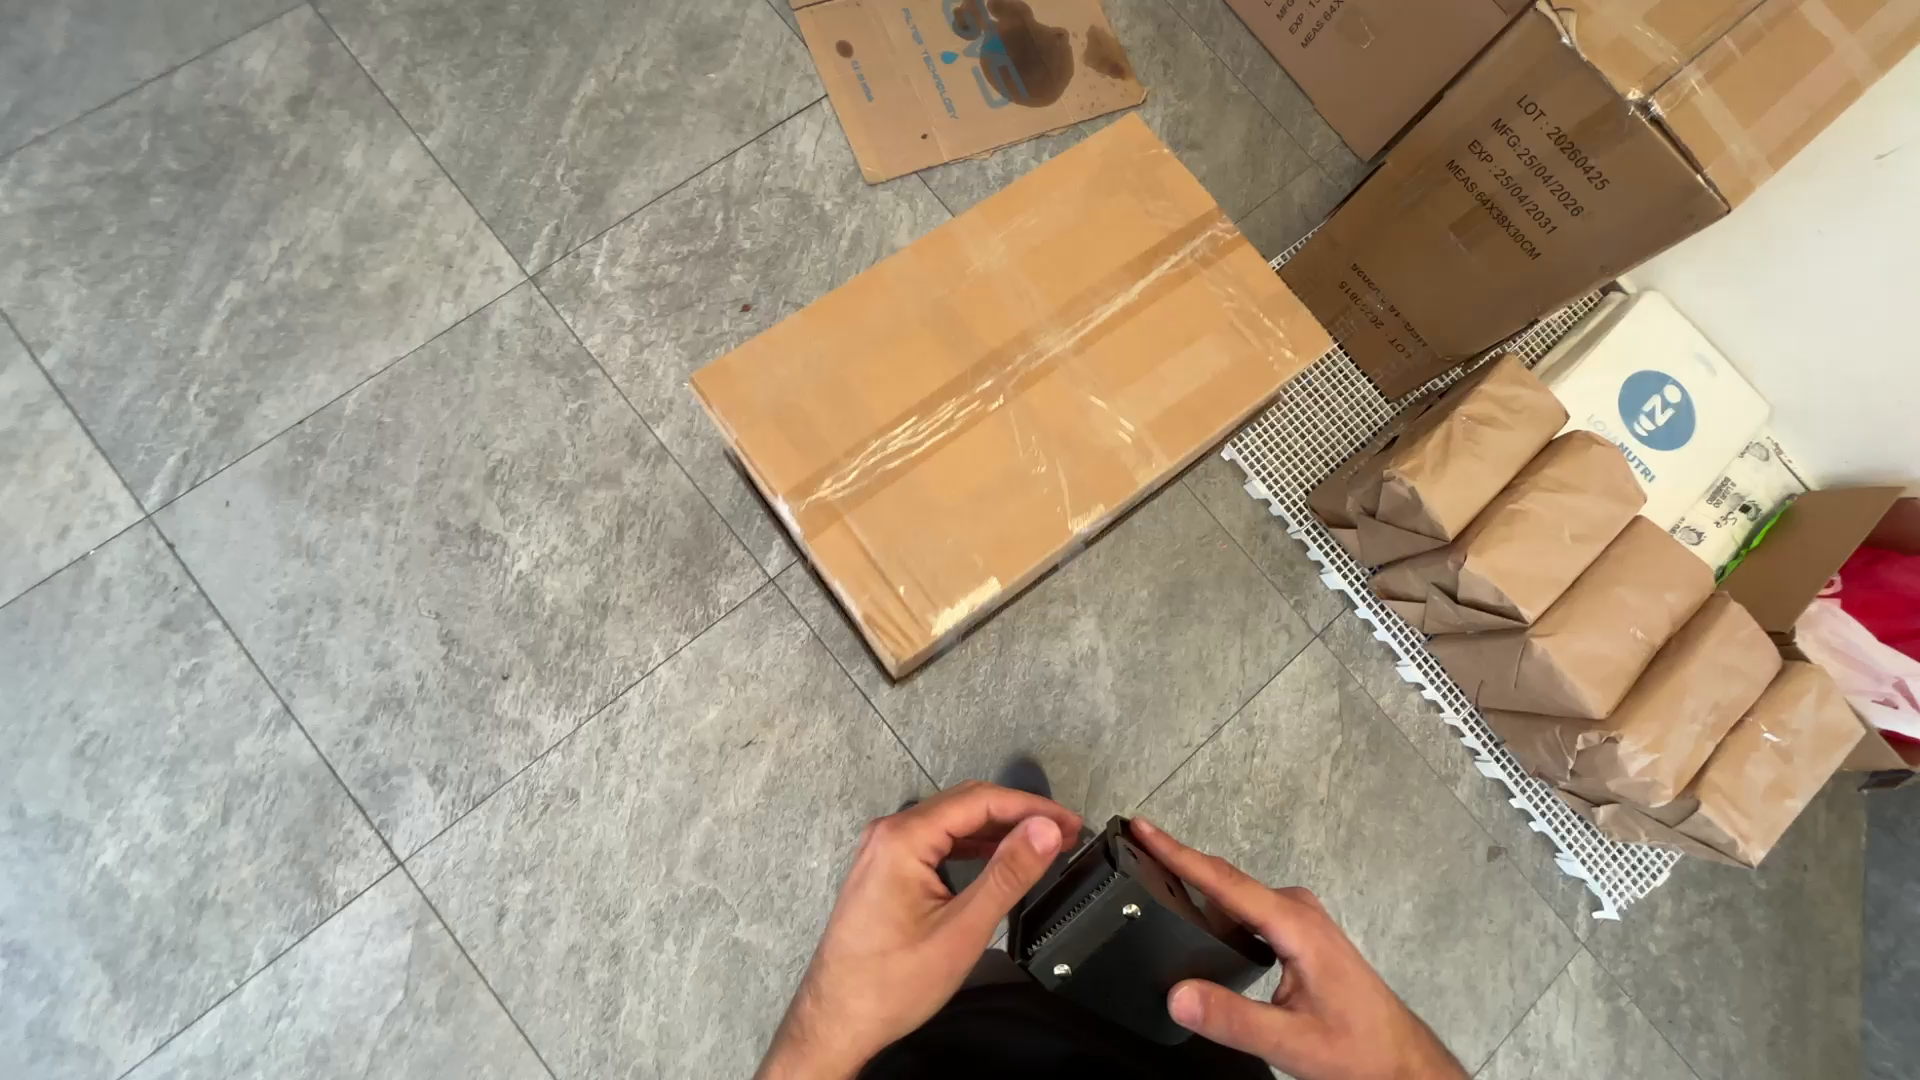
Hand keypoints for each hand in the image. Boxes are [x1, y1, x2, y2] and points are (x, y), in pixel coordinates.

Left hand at [756, 781, 1081, 1079]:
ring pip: (951, 820)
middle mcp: (890, 830)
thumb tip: (1046, 830)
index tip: (1070, 822)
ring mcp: (884, 846)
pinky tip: (997, 854)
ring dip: (996, 828)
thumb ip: (1007, 874)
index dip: (1030, 807)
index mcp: (904, 836)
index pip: (979, 801)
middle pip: (965, 803)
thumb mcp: (960, 930)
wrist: (834, 1022)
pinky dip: (971, 843)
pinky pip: (936, 839)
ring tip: (1040, 843)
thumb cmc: (893, 982)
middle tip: (1063, 832)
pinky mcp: (885, 865)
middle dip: (1017, 813)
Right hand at [1131, 819, 1467, 1079]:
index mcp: (1293, 923)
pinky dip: (1216, 906)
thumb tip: (1175, 994)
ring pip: (1235, 894)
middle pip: (1224, 878)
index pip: (1222, 879)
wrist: (1405, 1065)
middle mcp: (1295, 907)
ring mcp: (1298, 916)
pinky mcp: (1298, 929)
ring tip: (1154, 879)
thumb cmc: (1359, 1052)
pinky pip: (1246, 908)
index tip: (1141, 826)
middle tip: (1134, 849)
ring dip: (1196, 885)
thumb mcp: (1294, 1044)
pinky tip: (1198, 919)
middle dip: (1178, 861)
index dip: (1177, 851)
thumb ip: (1232, 1019)